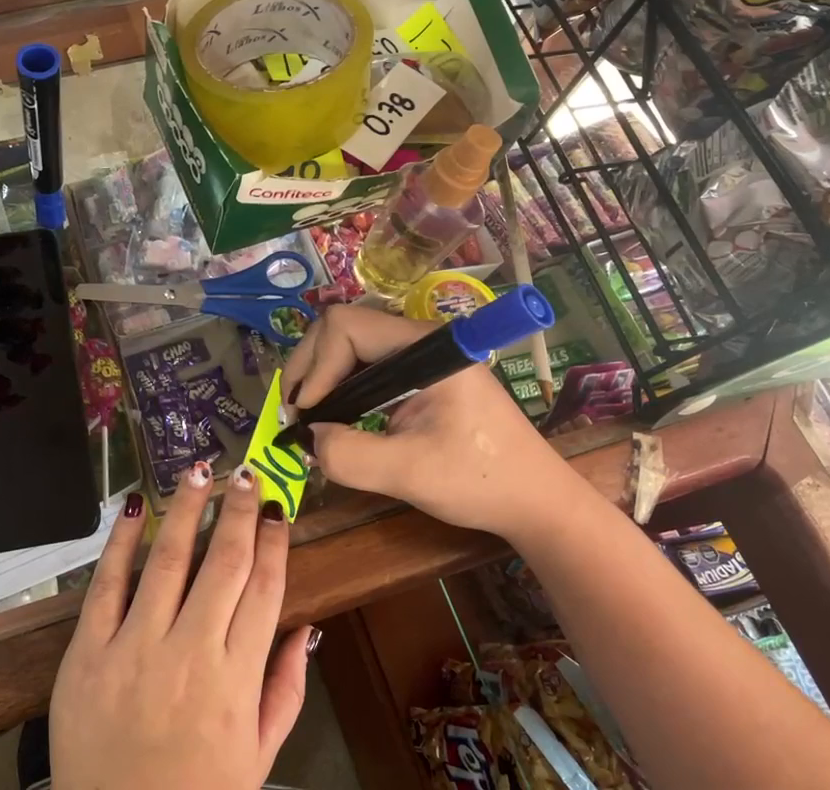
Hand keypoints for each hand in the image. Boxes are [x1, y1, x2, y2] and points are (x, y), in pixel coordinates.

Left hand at [50, 461, 316, 789]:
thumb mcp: (258, 757)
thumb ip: (284, 691)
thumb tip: (306, 630)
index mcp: (235, 680)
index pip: (263, 592)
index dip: (273, 544)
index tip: (277, 511)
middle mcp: (190, 654)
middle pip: (222, 565)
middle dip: (237, 512)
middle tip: (245, 474)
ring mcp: (134, 649)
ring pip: (168, 562)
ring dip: (186, 510)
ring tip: (198, 471)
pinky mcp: (87, 652)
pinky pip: (106, 585)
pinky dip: (120, 543)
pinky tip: (133, 509)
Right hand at [281, 303, 579, 539]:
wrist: (536, 501)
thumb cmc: (481, 482)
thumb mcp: (410, 474)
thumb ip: (349, 455)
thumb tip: (309, 436)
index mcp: (427, 348)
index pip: (347, 327)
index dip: (316, 366)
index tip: (306, 413)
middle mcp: (420, 340)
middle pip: (341, 329)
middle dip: (310, 368)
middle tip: (294, 414)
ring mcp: (419, 356)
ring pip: (348, 347)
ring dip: (320, 378)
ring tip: (307, 418)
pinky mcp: (417, 376)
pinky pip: (363, 367)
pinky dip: (338, 388)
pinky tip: (332, 418)